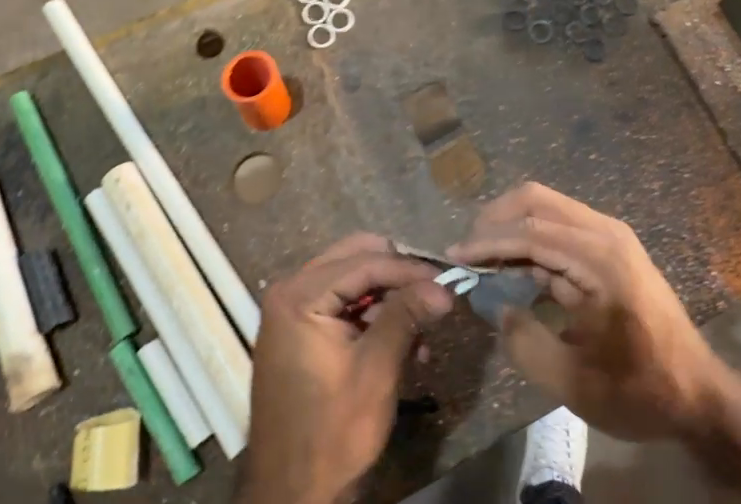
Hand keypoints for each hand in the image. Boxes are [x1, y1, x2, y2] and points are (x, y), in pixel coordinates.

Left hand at [237, 233, 453, 503]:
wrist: (294, 491)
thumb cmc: (334, 429)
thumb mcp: (376, 368)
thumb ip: (406, 316)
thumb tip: (445, 285)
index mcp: (298, 295)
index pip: (364, 261)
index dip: (410, 269)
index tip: (451, 279)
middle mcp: (290, 293)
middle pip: (355, 261)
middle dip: (399, 277)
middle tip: (437, 295)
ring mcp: (292, 314)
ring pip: (353, 284)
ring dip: (390, 301)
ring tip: (424, 332)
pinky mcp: (301, 335)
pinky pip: (344, 308)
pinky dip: (374, 319)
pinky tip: (406, 346)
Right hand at [449, 183, 720, 441]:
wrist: (700, 395)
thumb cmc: (640, 390)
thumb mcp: (572, 381)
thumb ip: (523, 342)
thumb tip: (494, 307)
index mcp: (601, 260)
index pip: (530, 232)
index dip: (486, 242)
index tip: (452, 259)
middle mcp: (606, 234)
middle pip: (536, 201)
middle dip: (495, 220)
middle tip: (466, 253)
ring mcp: (611, 238)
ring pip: (547, 209)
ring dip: (511, 228)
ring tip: (481, 262)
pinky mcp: (611, 249)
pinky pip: (560, 228)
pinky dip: (530, 240)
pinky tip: (511, 271)